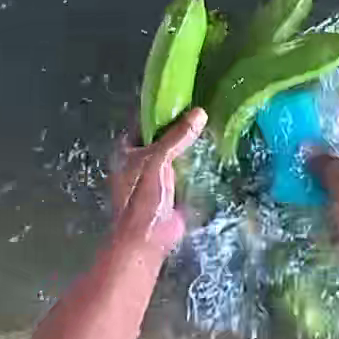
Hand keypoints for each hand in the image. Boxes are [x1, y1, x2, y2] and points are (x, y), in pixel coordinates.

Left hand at [108, 109, 205, 257]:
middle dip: (179, 129)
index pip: (142, 125)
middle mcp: (138, 163)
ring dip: (189, 146)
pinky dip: (196, 162)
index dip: (159, 114)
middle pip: (160, 138)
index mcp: (125, 153)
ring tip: (212, 130)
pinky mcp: (171, 190)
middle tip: (203, 115)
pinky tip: (213, 154)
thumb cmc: (143, 195)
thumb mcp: (158, 158)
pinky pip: (185, 170)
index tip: (183, 102)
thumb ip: (178, 136)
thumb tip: (200, 112)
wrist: (148, 236)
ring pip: (173, 154)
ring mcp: (155, 177)